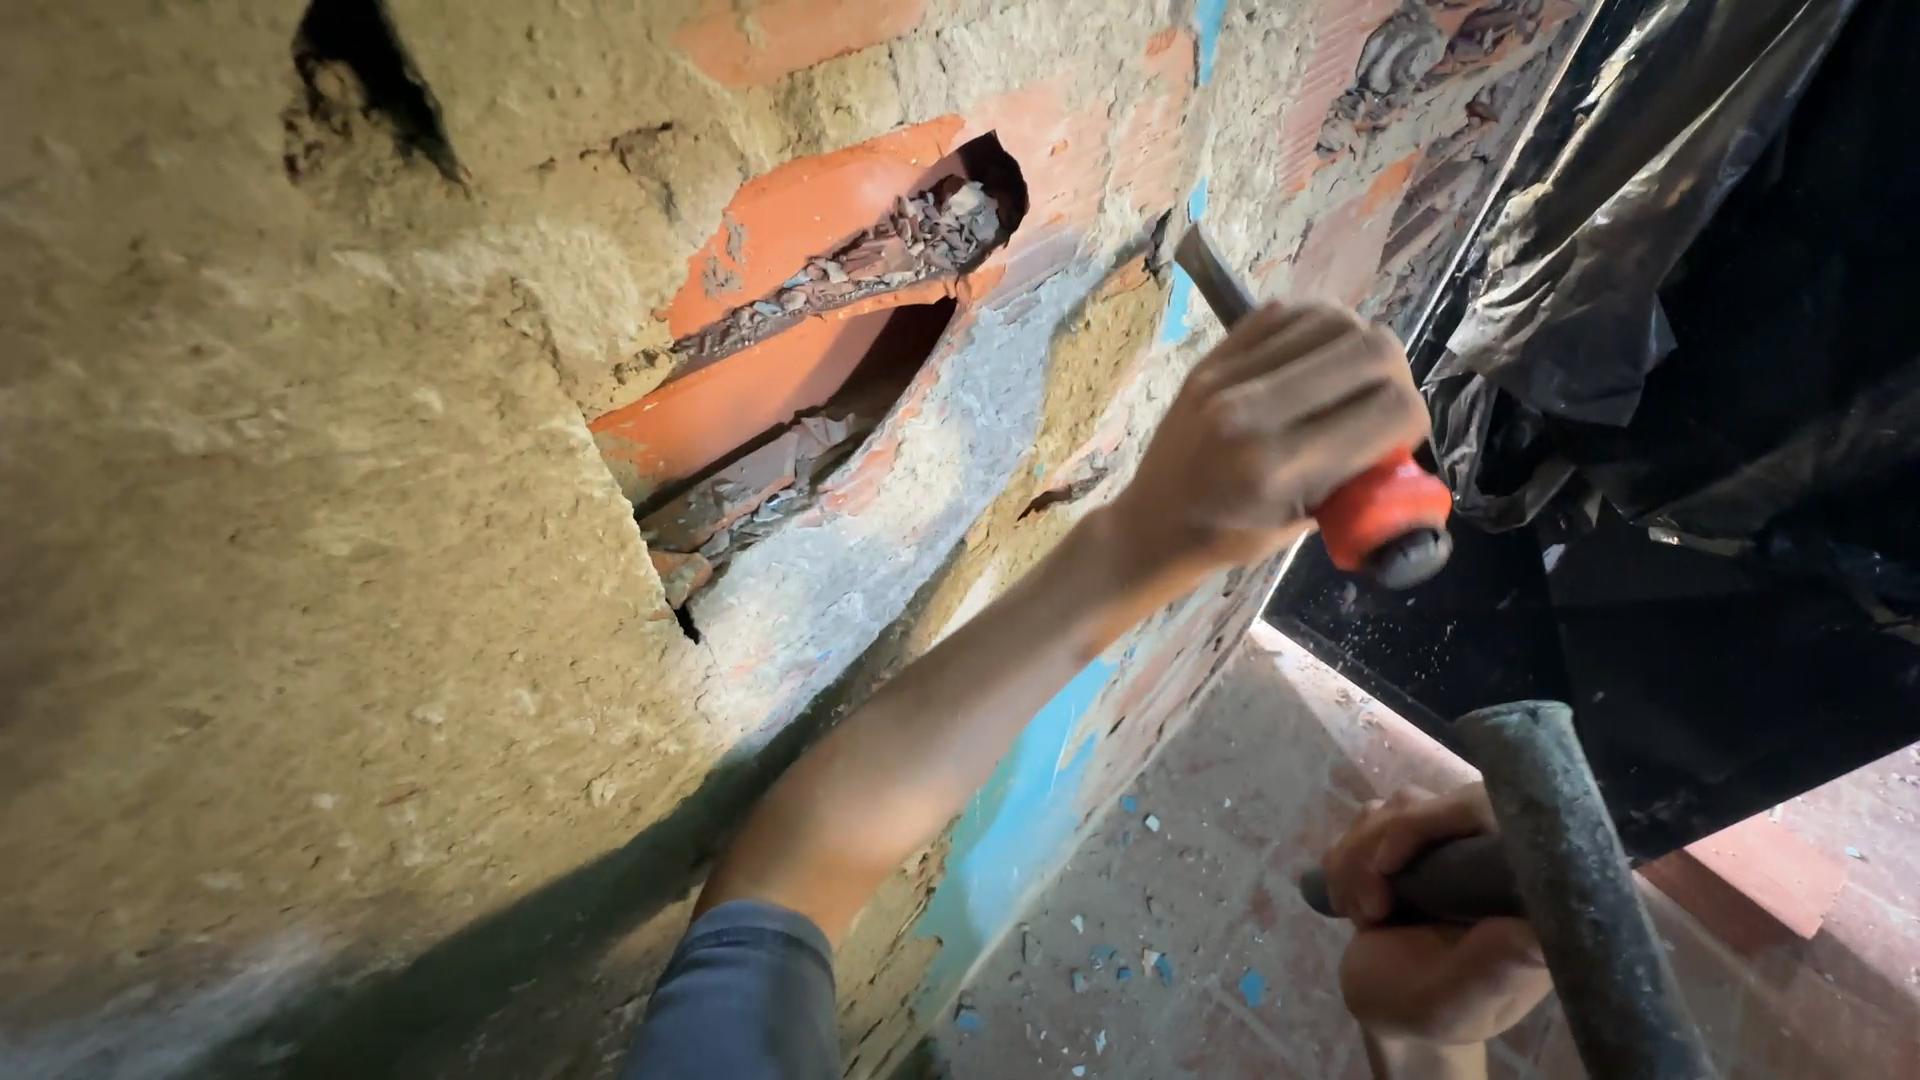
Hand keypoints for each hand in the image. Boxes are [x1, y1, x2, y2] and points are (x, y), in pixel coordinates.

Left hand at [1106, 301, 1428, 581]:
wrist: (1151, 523)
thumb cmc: (1228, 537)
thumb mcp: (1303, 525)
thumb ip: (1358, 473)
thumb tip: (1401, 428)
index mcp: (1278, 467)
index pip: (1391, 407)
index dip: (1411, 421)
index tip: (1396, 438)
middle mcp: (1252, 412)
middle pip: (1372, 348)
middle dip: (1394, 376)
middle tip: (1376, 403)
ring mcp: (1225, 379)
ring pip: (1333, 319)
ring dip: (1353, 346)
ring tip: (1342, 380)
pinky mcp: (1209, 361)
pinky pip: (1283, 312)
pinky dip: (1312, 328)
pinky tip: (1310, 358)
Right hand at [1322, 785, 1551, 1051]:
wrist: (1382, 1007)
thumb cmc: (1425, 1012)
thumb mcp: (1455, 999)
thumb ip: (1492, 965)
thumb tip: (1537, 934)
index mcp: (1514, 894)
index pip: (1483, 810)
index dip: (1431, 818)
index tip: (1389, 865)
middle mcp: (1479, 859)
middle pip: (1419, 804)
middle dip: (1376, 851)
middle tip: (1370, 909)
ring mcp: (1437, 847)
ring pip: (1384, 811)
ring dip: (1354, 859)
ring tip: (1359, 913)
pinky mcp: (1399, 844)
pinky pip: (1360, 823)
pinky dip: (1342, 858)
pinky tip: (1348, 900)